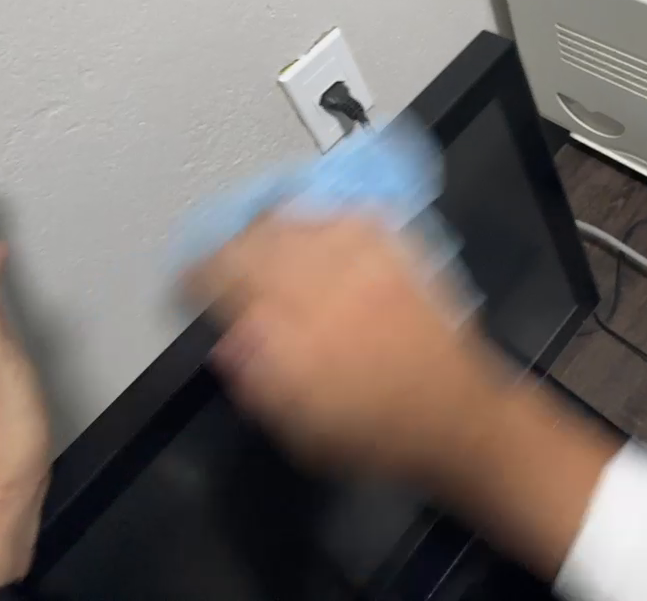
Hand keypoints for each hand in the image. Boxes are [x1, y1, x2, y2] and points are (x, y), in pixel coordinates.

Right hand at [185, 217, 617, 581]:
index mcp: (300, 335)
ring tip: (257, 236)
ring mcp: (366, 262)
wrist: (457, 413)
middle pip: (260, 240)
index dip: (200, 272)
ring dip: (267, 224)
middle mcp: (331, 288)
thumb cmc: (377, 432)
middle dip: (229, 244)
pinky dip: (317, 216)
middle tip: (219, 257)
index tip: (189, 278)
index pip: (232, 280)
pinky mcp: (397, 248)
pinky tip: (308, 226)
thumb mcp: (303, 428)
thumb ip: (259, 379)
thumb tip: (228, 340)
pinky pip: (344, 213)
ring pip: (298, 217)